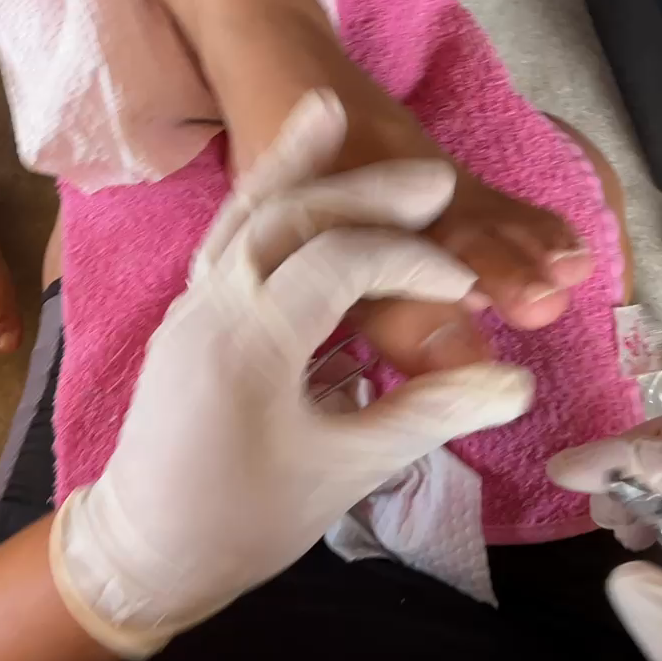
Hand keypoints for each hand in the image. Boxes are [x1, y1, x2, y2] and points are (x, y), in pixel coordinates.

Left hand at [50, 91, 535, 658]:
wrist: (146, 547)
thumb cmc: (244, 520)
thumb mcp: (343, 470)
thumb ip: (428, 414)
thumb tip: (515, 380)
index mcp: (249, 337)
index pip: (339, 260)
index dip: (411, 261)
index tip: (467, 285)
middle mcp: (212, 301)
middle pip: (289, 216)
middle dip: (362, 192)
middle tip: (432, 175)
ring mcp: (191, 302)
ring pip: (243, 215)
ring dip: (292, 167)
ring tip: (327, 113)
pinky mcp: (188, 313)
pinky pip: (225, 241)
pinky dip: (258, 203)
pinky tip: (285, 189)